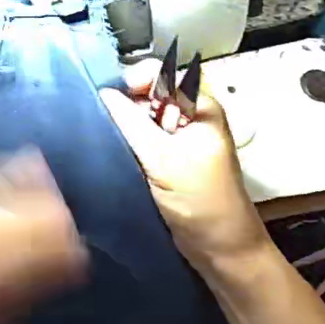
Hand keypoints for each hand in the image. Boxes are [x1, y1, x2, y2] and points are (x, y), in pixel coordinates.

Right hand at [99, 61, 273, 272]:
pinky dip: (128, 140)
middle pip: (150, 92)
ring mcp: (179, 137)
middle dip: (126, 102)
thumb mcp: (162, 159)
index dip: (134, 81)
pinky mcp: (168, 157)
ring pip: (143, 115)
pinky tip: (111, 147)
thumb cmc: (201, 201)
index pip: (161, 73)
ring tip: (104, 135)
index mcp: (200, 106)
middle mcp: (190, 115)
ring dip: (124, 123)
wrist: (222, 250)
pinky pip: (143, 137)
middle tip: (104, 121)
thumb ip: (131, 123)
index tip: (111, 101)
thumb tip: (103, 93)